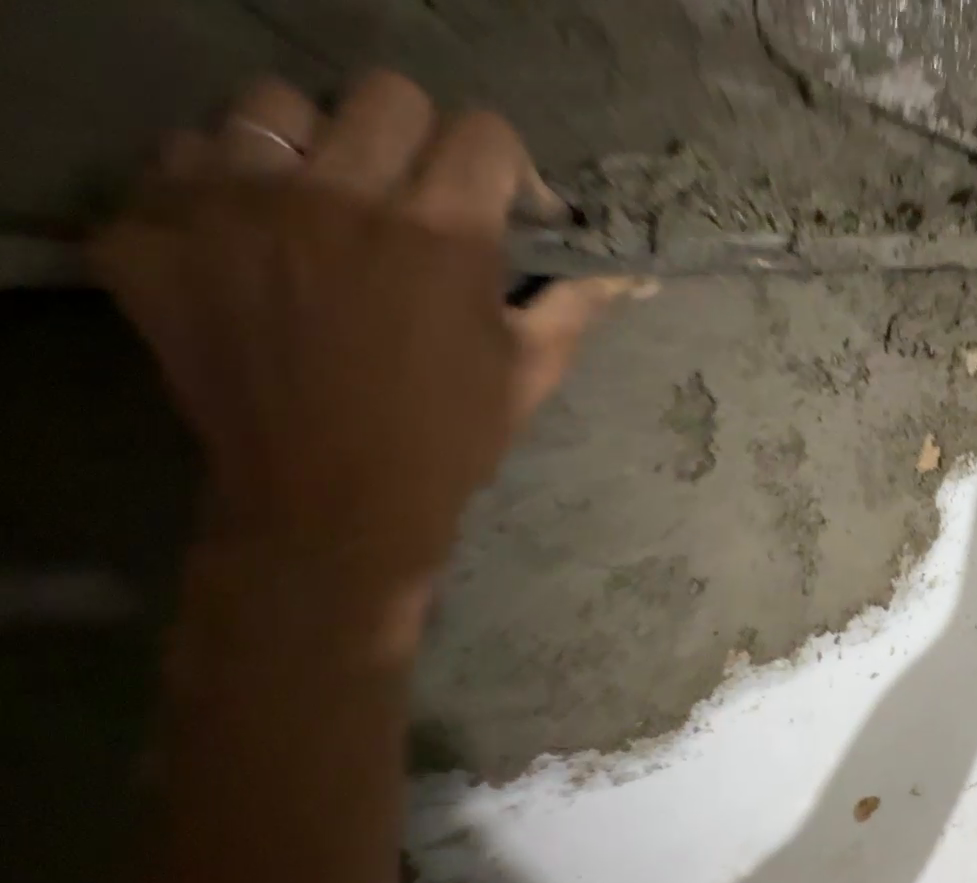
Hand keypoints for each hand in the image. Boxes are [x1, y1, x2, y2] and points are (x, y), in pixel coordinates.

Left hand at [93, 72, 655, 578]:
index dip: (507, 167)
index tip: (507, 209)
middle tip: (421, 202)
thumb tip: (633, 271)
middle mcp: (339, 201)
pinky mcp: (156, 237)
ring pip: (275, 109)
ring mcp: (234, 211)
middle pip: (386, 97)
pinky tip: (254, 239)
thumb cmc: (449, 438)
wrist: (329, 505)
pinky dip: (224, 186)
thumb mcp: (531, 372)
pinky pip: (187, 159)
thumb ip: (578, 303)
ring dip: (316, 148)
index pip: (485, 132)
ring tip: (328, 206)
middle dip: (421, 145)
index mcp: (443, 236)